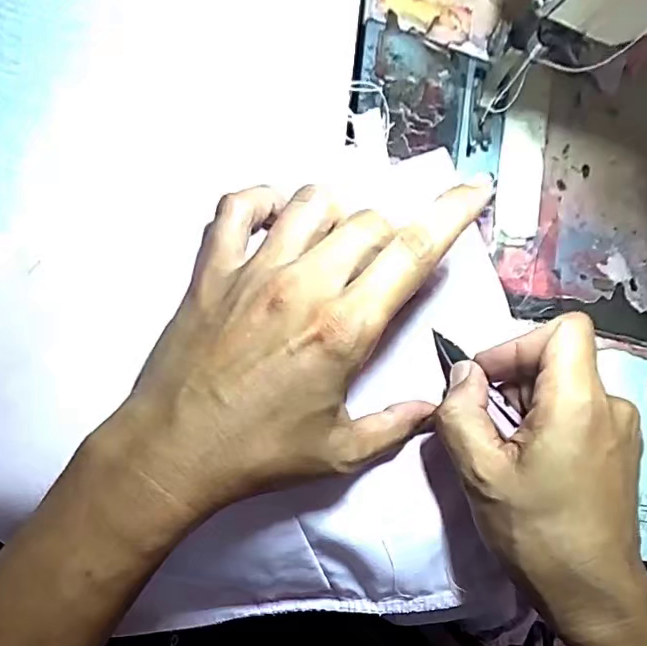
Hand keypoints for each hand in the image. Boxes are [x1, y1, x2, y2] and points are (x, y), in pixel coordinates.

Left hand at [72, 179, 493, 524]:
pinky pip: (240, 206)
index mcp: (345, 329)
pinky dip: (268, 200)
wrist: (174, 451)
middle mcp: (304, 286)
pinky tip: (281, 221)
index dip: (450, 215)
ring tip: (343, 243)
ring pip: (312, 203)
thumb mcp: (342, 452)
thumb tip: (430, 408)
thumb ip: (395, 426)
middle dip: (395, 232)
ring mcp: (254, 270)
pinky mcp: (212, 270)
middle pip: (368, 223)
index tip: (472, 191)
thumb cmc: (260, 455)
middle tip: (392, 262)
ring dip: (341, 214)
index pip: (411, 253)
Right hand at [434, 313, 646, 645]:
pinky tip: (532, 471)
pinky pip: (579, 419)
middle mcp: (612, 405)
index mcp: (581, 400)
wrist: (593, 592)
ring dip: (527, 411)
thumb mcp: (481, 474)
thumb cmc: (536, 534)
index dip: (516, 344)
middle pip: (559, 361)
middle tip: (485, 432)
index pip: (563, 328)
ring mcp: (622, 431)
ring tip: (505, 459)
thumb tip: (463, 373)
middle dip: (513, 385)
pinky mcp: (621, 454)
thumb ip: (461, 412)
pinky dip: (549, 430)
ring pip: (566, 392)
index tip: (485, 384)